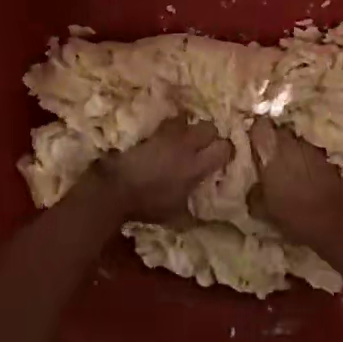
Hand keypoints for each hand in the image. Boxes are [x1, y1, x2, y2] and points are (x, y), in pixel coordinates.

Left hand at [82, 119, 231, 223]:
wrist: (116, 188)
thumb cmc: (148, 204)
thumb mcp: (175, 215)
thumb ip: (193, 214)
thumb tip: (206, 221)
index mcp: (196, 167)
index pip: (224, 148)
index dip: (226, 151)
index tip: (222, 158)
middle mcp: (185, 146)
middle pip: (209, 127)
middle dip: (210, 135)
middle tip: (205, 147)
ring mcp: (167, 136)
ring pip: (187, 120)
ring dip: (189, 128)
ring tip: (185, 140)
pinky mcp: (150, 132)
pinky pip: (167, 123)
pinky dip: (171, 128)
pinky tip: (167, 139)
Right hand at [248, 120, 342, 247]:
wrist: (337, 225)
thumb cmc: (295, 216)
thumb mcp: (264, 210)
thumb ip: (254, 192)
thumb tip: (253, 187)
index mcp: (273, 152)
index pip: (260, 127)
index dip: (255, 133)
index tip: (252, 144)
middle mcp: (293, 145)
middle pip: (280, 132)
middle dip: (274, 141)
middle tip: (269, 159)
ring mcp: (314, 151)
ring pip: (298, 143)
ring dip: (292, 152)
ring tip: (289, 171)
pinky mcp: (330, 161)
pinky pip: (313, 155)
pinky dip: (308, 163)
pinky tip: (307, 180)